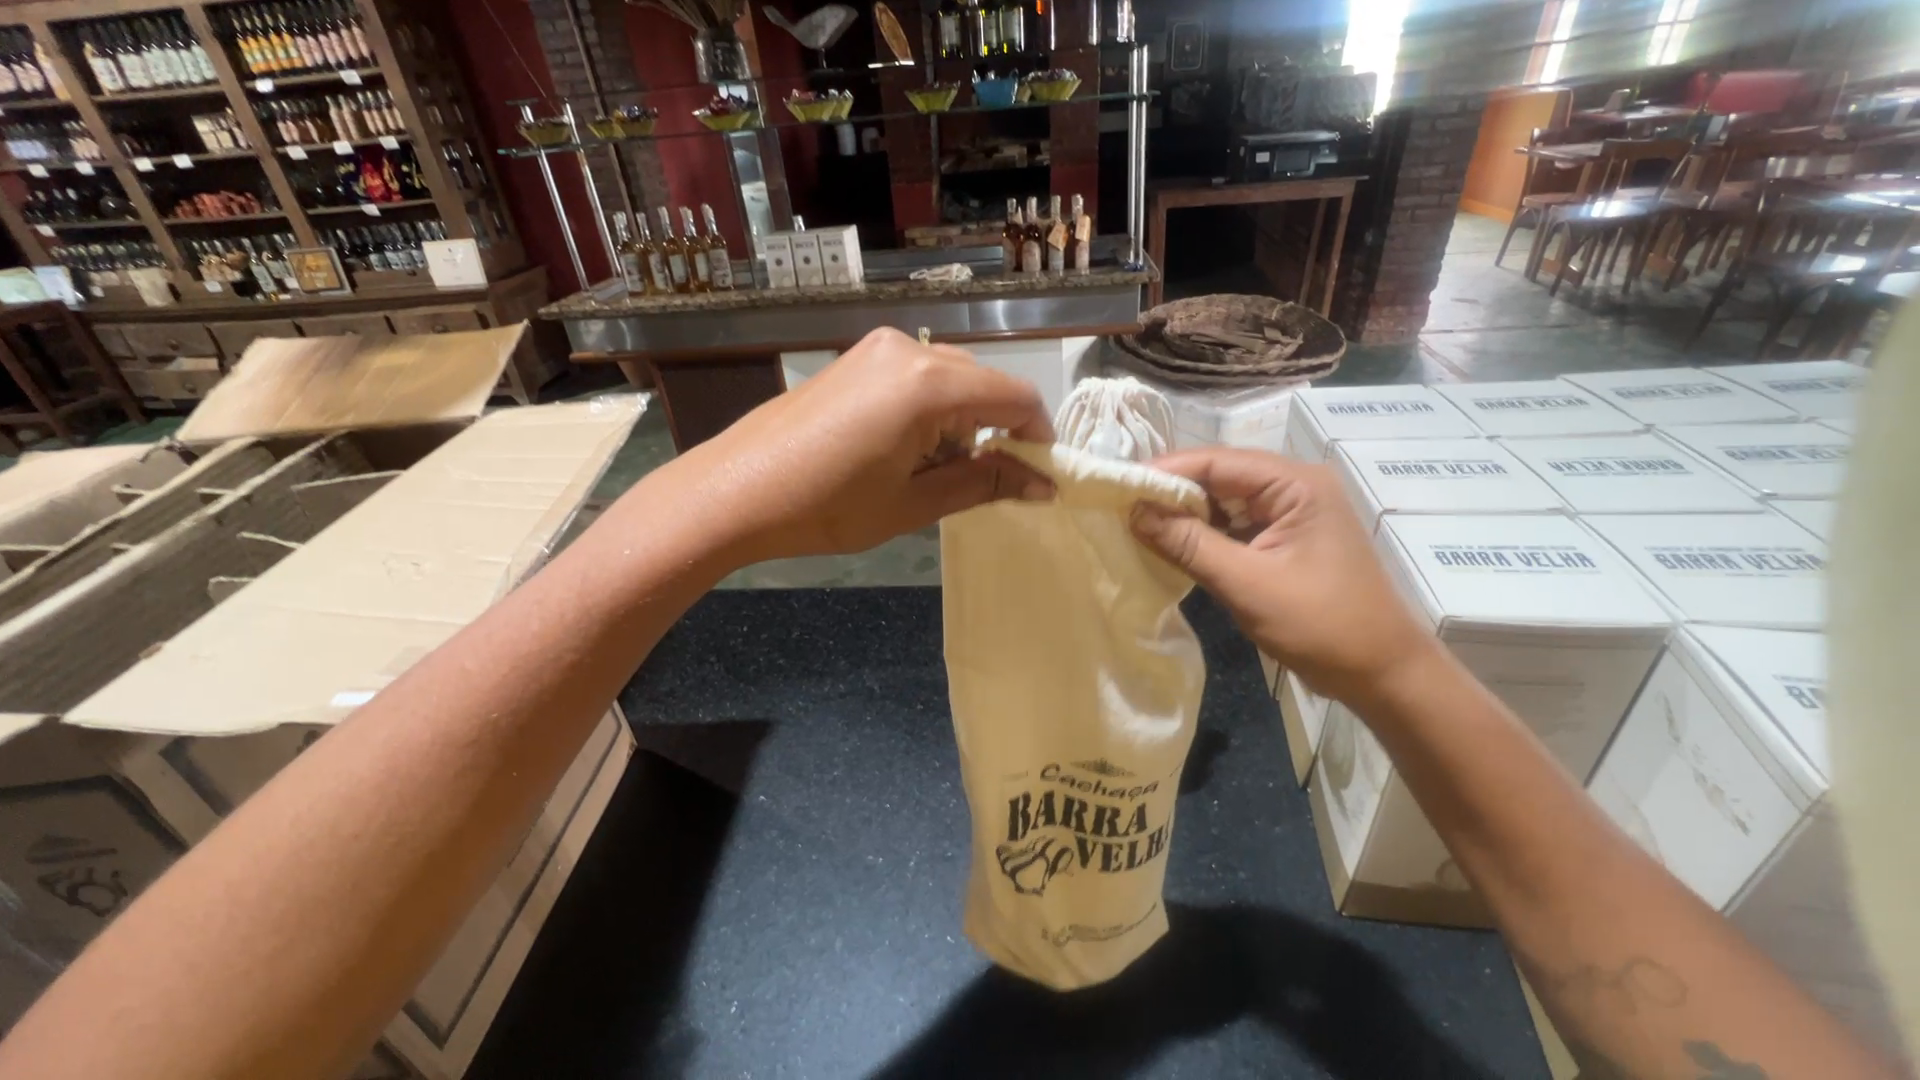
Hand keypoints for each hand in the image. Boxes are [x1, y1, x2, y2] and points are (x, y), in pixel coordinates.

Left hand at [676, 327, 1054, 563]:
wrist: (735, 492)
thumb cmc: (826, 508)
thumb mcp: (913, 504)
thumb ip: (984, 484)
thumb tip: (1042, 485)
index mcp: (930, 384)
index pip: (1016, 397)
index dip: (1037, 437)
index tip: (1038, 477)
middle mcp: (909, 350)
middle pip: (984, 384)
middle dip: (997, 431)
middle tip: (983, 482)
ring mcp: (877, 349)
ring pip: (950, 379)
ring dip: (962, 421)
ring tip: (935, 472)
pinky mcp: (855, 358)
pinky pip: (916, 376)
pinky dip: (931, 410)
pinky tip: (905, 450)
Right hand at [1129, 448, 1436, 705]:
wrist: (1381, 672)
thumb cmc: (1321, 625)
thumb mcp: (1247, 584)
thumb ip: (1189, 544)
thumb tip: (1135, 512)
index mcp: (1296, 484)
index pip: (1217, 461)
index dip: (1165, 471)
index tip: (1117, 485)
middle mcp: (1294, 487)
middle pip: (1219, 476)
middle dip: (1170, 492)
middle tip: (1119, 506)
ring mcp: (1290, 514)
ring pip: (1223, 502)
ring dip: (1184, 515)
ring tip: (1134, 524)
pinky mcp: (1283, 541)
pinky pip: (1233, 527)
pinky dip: (1202, 536)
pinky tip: (1169, 545)